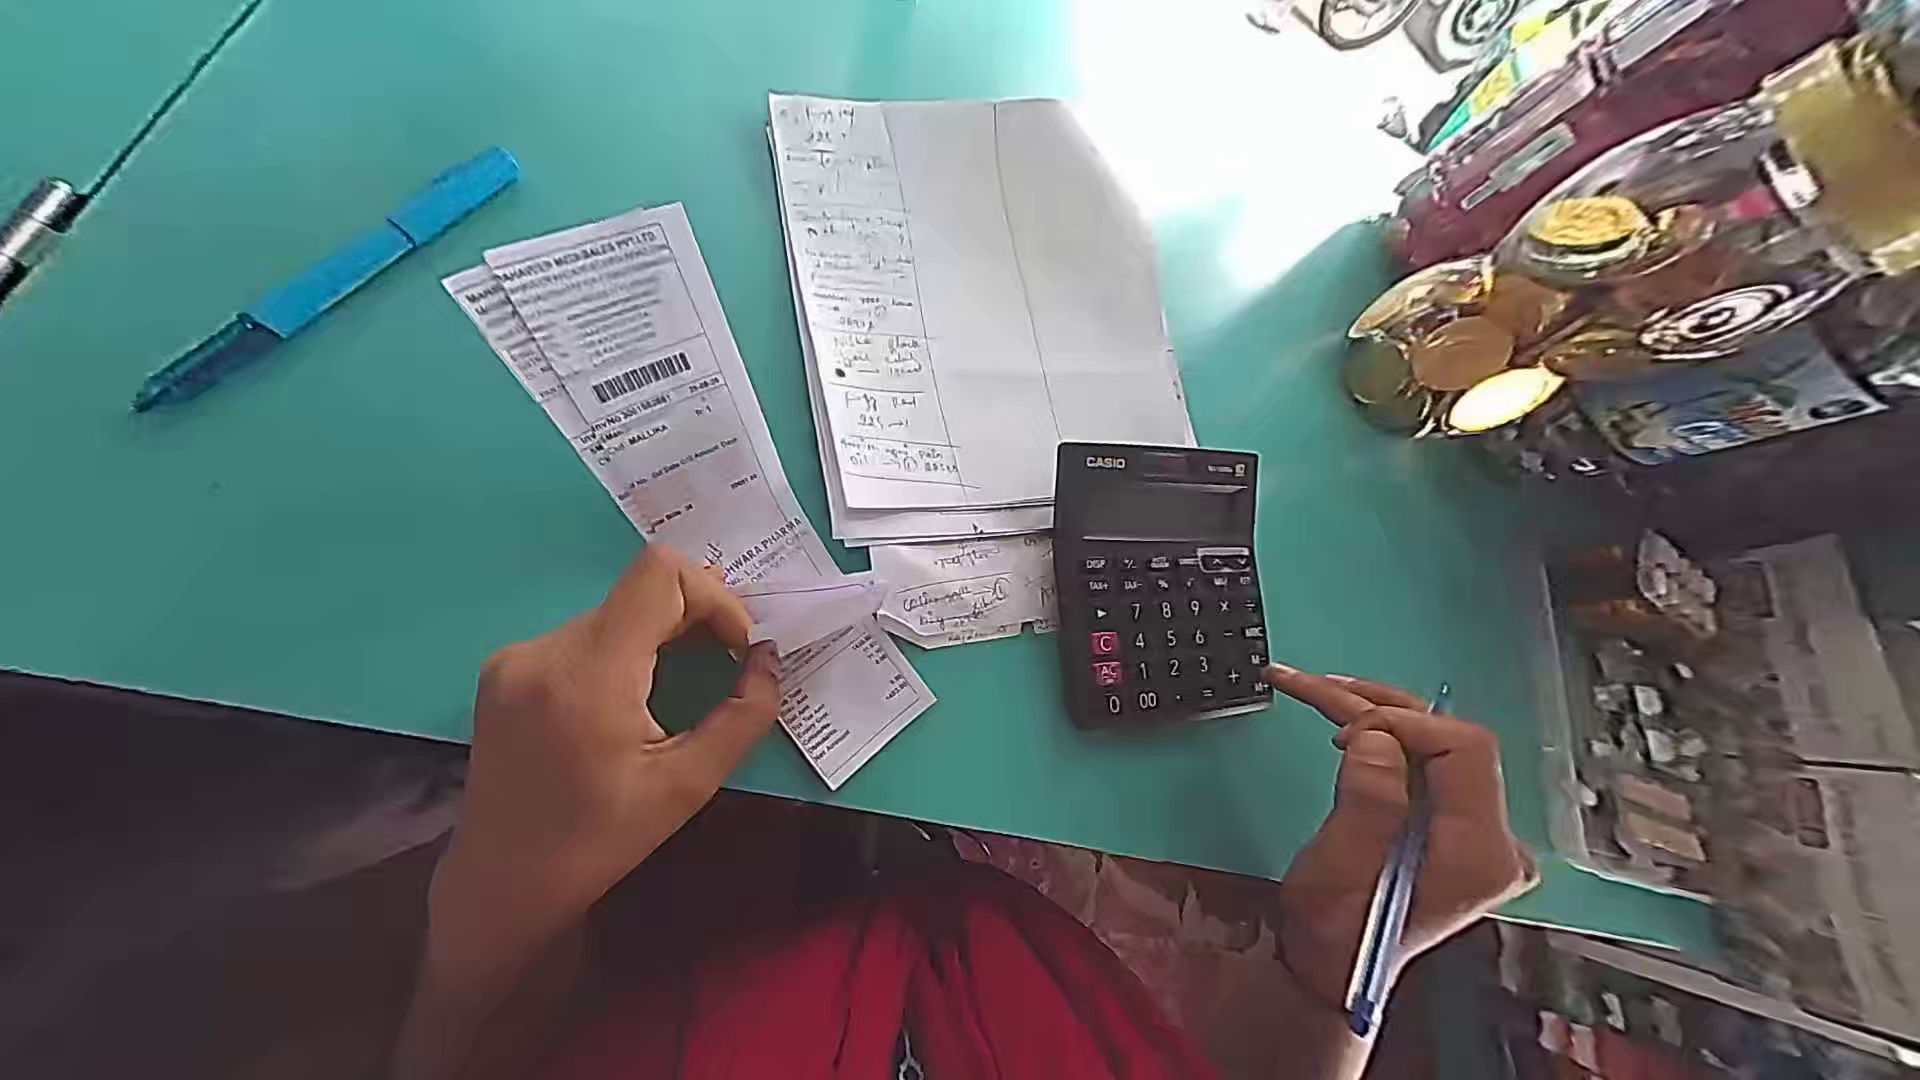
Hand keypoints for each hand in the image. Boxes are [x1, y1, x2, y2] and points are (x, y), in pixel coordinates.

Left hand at [431, 545, 781, 980]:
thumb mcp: (691, 783)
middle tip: (728, 657)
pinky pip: (595, 627)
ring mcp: (520, 655)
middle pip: (644, 587)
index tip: (736, 642)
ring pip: (622, 605)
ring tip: (691, 671)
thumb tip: (768, 655)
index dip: (715, 594)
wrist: (500, 886)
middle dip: (700, 613)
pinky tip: (645, 684)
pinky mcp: (512, 666)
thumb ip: (746, 713)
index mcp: (588, 676)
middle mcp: (545, 650)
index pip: (660, 575)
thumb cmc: (600, 841)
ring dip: (669, 628)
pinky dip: (636, 640)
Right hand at [1264, 664, 1538, 1010]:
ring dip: (1366, 707)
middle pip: (1442, 736)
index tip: (1341, 735)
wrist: (1331, 963)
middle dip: (1371, 704)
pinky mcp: (1440, 821)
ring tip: (1310, 685)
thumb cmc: (1334, 925)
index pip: (1463, 749)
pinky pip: (1413, 757)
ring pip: (1425, 738)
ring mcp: (1467, 828)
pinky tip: (1339, 721)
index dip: (1400, 725)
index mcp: (1481, 851)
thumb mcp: (1343, 866)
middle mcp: (1489, 836)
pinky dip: (1371, 730)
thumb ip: (1369, 801)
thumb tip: (1375, 735)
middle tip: (1306, 684)